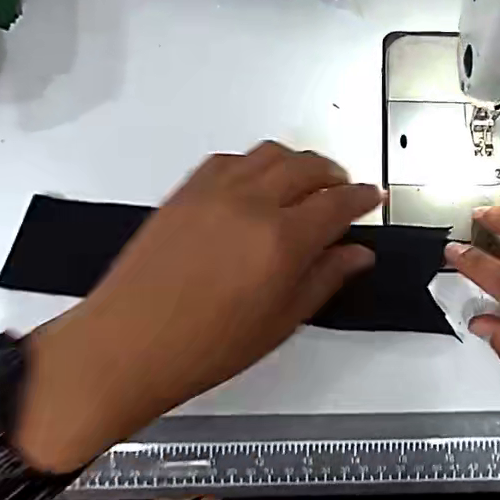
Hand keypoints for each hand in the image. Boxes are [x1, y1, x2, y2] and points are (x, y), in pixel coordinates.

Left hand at [16, 143, 381, 470]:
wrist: (127, 345)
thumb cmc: (204, 346)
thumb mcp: (281, 321)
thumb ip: (325, 278)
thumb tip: (357, 254)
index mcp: (282, 240)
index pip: (337, 203)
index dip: (361, 198)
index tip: (372, 197)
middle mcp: (251, 203)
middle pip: (307, 167)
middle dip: (334, 174)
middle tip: (343, 189)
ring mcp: (214, 191)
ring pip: (270, 153)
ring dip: (297, 161)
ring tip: (305, 180)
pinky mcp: (185, 191)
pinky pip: (230, 158)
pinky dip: (254, 162)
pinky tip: (256, 181)